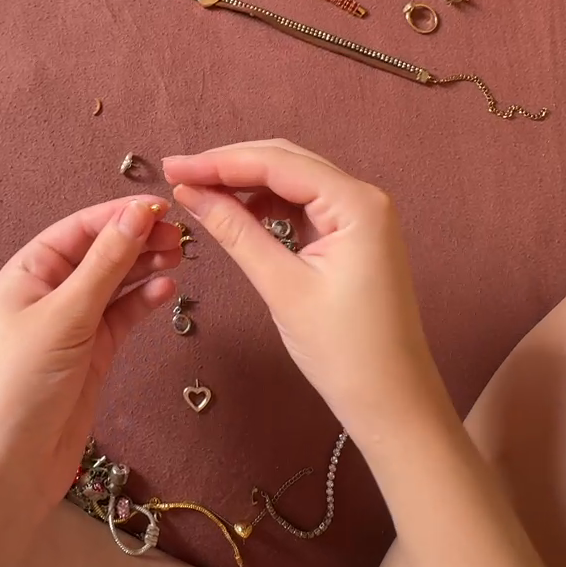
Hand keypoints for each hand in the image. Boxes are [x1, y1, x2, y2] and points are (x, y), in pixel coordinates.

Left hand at [0, 196, 182, 511]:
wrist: (10, 467)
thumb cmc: (23, 380)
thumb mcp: (66, 314)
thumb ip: (106, 262)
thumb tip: (138, 213)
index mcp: (32, 268)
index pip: (82, 227)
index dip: (121, 213)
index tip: (163, 207)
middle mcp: (52, 289)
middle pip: (102, 251)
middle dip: (138, 238)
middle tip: (180, 235)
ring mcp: (74, 321)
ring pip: (117, 281)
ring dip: (146, 266)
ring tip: (179, 256)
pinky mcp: (93, 351)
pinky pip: (123, 315)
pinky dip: (144, 301)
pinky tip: (167, 289)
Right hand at [163, 140, 445, 432]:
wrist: (393, 405)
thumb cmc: (344, 352)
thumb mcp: (282, 286)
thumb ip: (235, 231)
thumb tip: (189, 193)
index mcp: (356, 203)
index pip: (276, 162)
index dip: (219, 161)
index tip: (172, 168)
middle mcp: (362, 196)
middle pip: (284, 160)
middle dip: (228, 165)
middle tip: (178, 174)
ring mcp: (359, 215)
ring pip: (290, 179)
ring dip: (244, 182)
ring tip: (198, 192)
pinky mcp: (350, 234)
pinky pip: (300, 204)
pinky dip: (264, 204)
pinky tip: (234, 211)